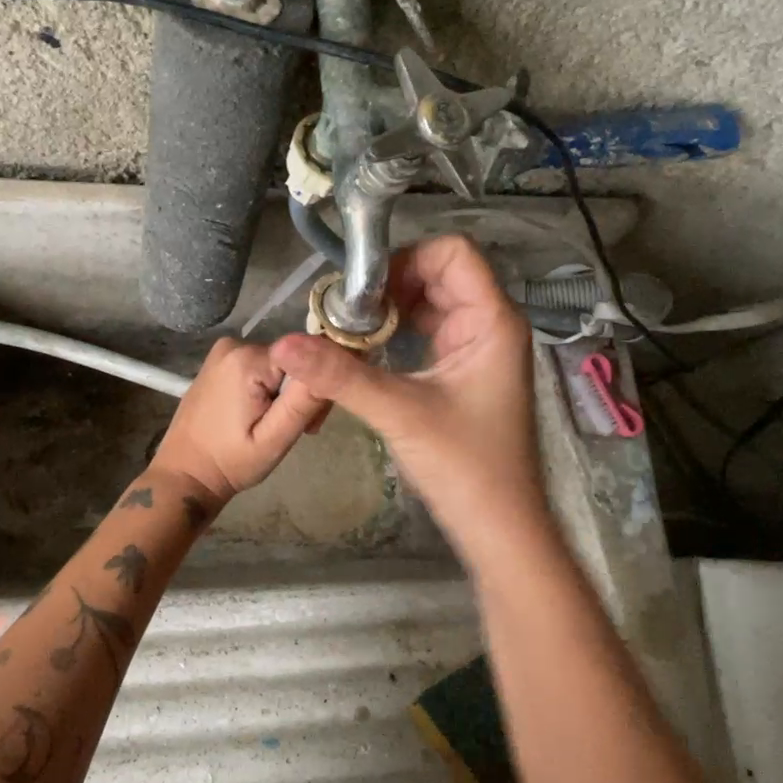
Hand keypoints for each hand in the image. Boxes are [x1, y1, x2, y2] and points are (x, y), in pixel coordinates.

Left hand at [149, 337, 326, 504]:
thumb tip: (332, 357)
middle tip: (294, 431)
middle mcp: (235, 344)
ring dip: (284, 393)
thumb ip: (302, 401)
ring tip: (273, 428)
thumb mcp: (273, 440)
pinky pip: (259, 367)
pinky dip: (267, 389)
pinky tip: (258, 416)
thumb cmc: (230, 462)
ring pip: (279, 364)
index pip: (307, 356)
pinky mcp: (219, 361)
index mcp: (248, 359)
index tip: (310, 423)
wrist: (185, 474)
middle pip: (293, 360)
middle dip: (300, 393)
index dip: (316, 387)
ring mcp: (223, 350)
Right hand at [270, 234, 539, 536]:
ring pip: (427, 303)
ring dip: (387, 311)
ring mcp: (476, 348)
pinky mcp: (461, 371)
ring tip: (346, 329)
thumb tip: (283, 344)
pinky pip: (425, 332)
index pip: (452, 253)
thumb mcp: (398, 412)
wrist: (498, 529)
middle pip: (436, 274)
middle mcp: (488, 325)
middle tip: (343, 310)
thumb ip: (340, 374)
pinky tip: (363, 352)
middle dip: (387, 286)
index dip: (405, 259)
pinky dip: (394, 333)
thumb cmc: (465, 466)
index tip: (362, 289)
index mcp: (492, 321)